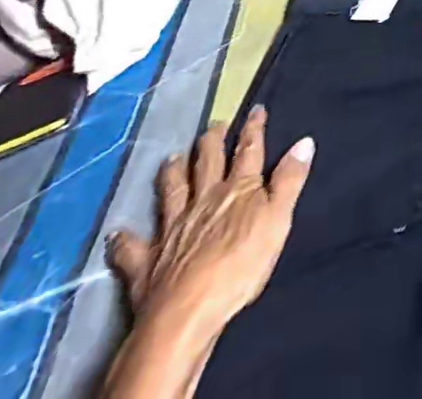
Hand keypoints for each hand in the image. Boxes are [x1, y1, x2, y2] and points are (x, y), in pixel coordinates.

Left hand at [107, 106, 313, 341]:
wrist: (188, 311)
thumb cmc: (242, 264)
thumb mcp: (278, 219)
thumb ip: (290, 180)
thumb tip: (304, 141)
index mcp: (237, 190)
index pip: (248, 151)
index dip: (253, 129)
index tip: (256, 110)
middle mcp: (203, 200)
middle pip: (207, 163)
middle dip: (212, 141)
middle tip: (213, 125)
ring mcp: (172, 227)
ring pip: (172, 191)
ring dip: (173, 172)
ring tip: (172, 156)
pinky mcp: (148, 260)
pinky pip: (132, 246)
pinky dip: (124, 238)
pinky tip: (117, 232)